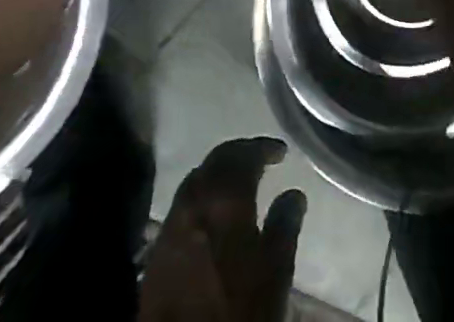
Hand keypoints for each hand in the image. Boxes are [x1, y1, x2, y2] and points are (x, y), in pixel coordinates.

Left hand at [140, 138, 307, 321]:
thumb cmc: (240, 310)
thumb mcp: (275, 273)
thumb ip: (285, 227)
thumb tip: (294, 194)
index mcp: (224, 199)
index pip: (243, 156)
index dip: (263, 148)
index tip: (281, 151)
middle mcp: (194, 199)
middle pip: (215, 160)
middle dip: (239, 153)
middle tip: (261, 157)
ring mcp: (172, 221)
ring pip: (197, 178)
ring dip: (219, 171)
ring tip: (241, 179)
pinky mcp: (159, 245)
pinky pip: (184, 201)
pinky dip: (203, 192)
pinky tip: (215, 209)